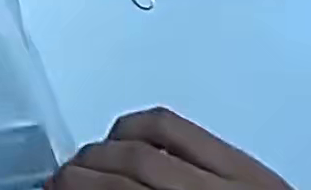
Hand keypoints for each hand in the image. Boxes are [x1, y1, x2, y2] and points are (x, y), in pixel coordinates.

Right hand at [48, 108, 292, 189]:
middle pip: (134, 167)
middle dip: (83, 172)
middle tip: (57, 182)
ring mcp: (242, 179)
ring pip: (149, 138)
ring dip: (103, 148)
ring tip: (81, 163)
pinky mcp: (253, 170)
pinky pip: (178, 126)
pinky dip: (137, 127)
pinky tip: (120, 141)